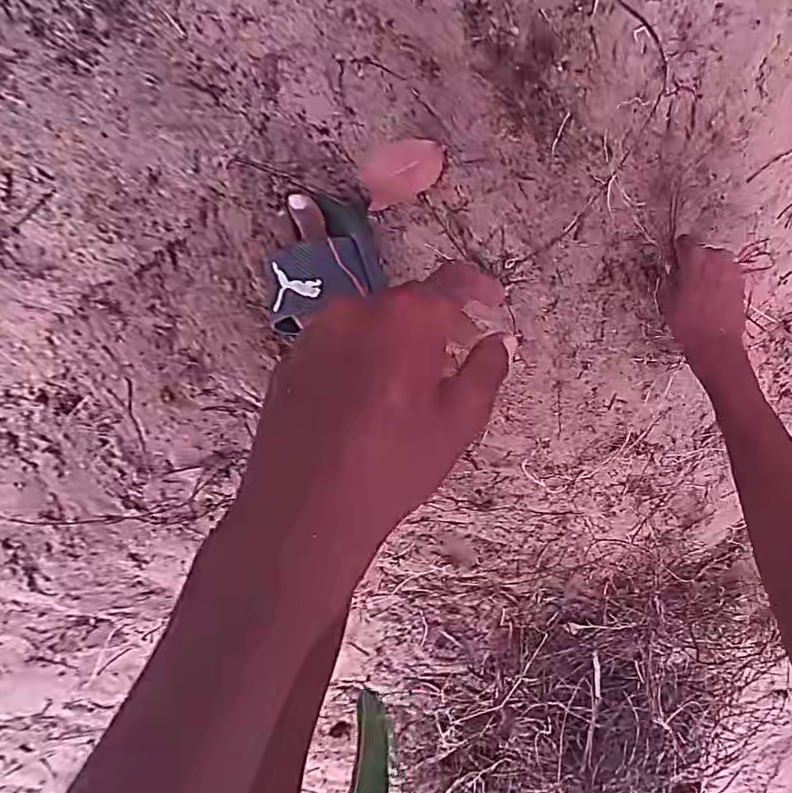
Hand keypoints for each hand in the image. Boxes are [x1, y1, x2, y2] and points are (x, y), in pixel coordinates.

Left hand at [234, 262, 512, 558]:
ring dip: (403, 341)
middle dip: (442, 323)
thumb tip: (499, 341)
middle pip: (411, 302)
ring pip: (375, 323)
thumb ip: (487, 368)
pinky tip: (376, 400)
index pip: (451, 281)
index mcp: (404, 318)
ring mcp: (317, 334)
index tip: (493, 303)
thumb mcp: (460, 419)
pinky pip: (343, 344)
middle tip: (463, 358)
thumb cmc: (393, 463)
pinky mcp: (292, 361)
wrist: (304, 510)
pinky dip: (369, 356)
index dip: (479, 288)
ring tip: (418, 386)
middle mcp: (356, 312)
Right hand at [664, 237, 747, 363]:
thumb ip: (670, 278)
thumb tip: (672, 273)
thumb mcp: (667, 299)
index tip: (674, 261)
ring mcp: (732, 271)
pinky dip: (719, 283)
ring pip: (716, 264)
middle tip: (685, 282)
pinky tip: (710, 300)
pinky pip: (726, 277)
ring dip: (708, 273)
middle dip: (694, 264)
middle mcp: (717, 259)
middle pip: (702, 252)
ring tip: (698, 294)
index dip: (676, 253)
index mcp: (695, 257)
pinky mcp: (741, 284)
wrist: (715, 345)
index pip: (684, 242)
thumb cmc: (692, 325)